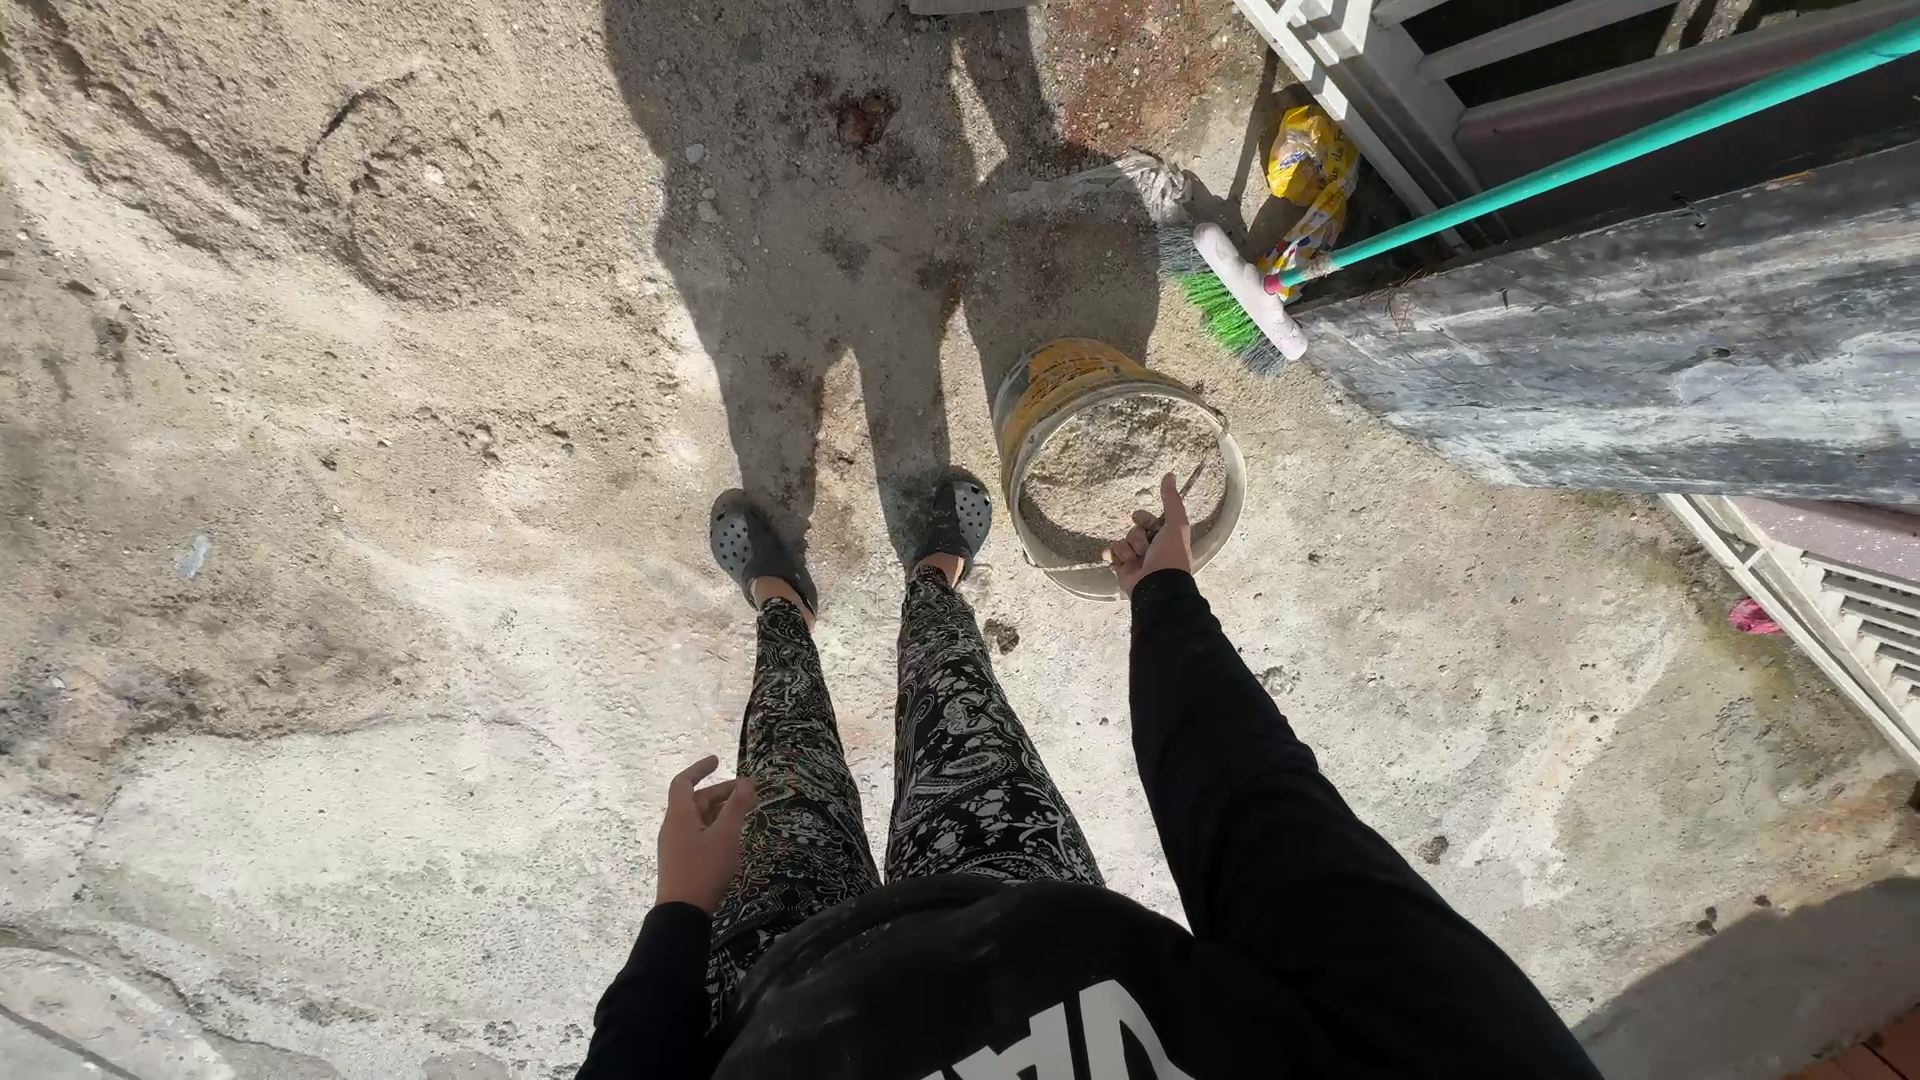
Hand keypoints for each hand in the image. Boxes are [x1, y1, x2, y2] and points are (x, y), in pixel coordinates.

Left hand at [655, 755, 757, 914]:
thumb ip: (737, 806)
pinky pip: (699, 833)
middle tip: (748, 791)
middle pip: (696, 800)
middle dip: (722, 792)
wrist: (683, 915)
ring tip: (745, 811)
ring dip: (721, 810)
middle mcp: (674, 827)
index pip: (683, 783)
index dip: (700, 768)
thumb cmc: (703, 869)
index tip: (718, 760)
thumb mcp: (726, 835)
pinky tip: (733, 835)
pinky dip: (716, 826)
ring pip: (699, 818)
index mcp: (679, 816)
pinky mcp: (682, 861)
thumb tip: (746, 782)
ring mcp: (676, 845)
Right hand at [1106, 472, 1193, 595]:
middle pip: (1133, 530)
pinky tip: (1111, 556)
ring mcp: (1135, 560)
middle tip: (1144, 548)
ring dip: (1126, 548)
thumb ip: (1171, 501)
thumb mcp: (1175, 525)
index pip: (1147, 520)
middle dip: (1135, 537)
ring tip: (1134, 560)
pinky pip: (1111, 555)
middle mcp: (1150, 548)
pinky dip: (1110, 554)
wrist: (1158, 585)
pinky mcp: (1122, 570)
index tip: (1139, 518)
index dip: (1143, 518)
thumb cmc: (1170, 555)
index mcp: (1164, 538)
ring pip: (1121, 542)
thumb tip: (1169, 474)